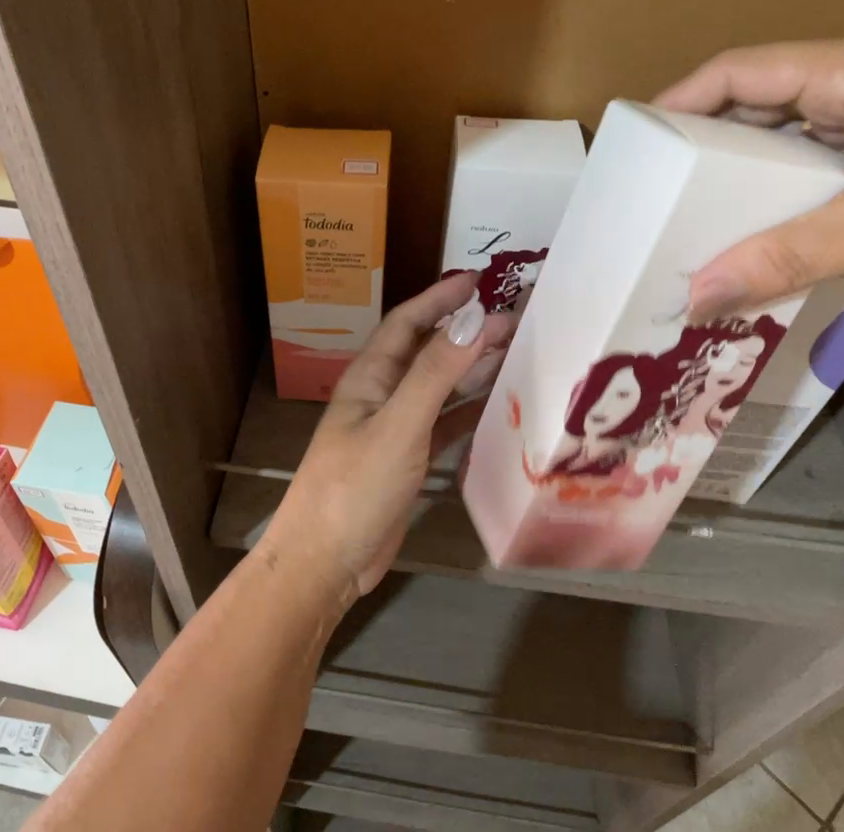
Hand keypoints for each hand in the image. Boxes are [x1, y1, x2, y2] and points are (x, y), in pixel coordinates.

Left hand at [259, 272, 516, 604]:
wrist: (327, 561)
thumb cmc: (354, 487)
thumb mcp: (397, 426)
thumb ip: (433, 375)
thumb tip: (472, 320)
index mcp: (369, 378)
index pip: (406, 324)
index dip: (439, 300)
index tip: (479, 281)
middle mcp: (381, 397)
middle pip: (426, 353)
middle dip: (465, 333)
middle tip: (515, 319)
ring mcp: (393, 431)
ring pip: (437, 389)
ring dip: (471, 370)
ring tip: (517, 354)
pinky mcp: (406, 462)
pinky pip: (443, 426)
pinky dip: (469, 413)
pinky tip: (499, 408)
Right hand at [654, 32, 843, 318]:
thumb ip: (783, 257)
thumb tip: (693, 297)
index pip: (739, 70)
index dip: (679, 100)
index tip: (635, 142)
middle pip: (761, 96)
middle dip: (705, 137)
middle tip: (657, 185)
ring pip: (794, 127)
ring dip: (747, 163)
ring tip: (697, 207)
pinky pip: (825, 153)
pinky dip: (788, 181)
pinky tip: (768, 219)